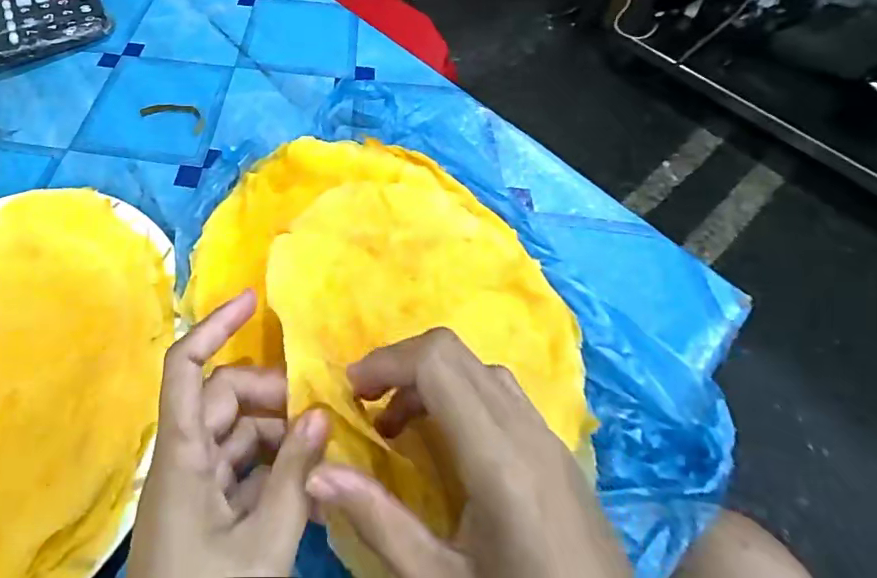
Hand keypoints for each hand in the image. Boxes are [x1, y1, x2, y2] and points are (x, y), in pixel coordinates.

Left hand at [129, 290, 330, 577]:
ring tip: (323, 452)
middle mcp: (184, 457)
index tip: (252, 301)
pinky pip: (242, 471)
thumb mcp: (262, 543)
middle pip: (223, 397)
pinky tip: (310, 485)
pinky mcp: (207, 513)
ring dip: (278, 435)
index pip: (186, 365)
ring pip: (236, 434)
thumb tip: (319, 413)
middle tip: (317, 412)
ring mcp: (195, 486)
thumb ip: (294, 476)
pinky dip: (273, 469)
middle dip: (269, 395)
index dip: (214, 325)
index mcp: (181, 451)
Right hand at [304, 328, 629, 577]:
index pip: (437, 361)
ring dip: (432, 380)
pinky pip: (503, 395)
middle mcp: (527, 431)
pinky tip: (448, 446)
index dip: (386, 361)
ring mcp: (550, 440)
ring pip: (480, 370)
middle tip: (367, 404)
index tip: (351, 390)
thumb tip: (315, 474)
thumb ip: (379, 522)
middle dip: (401, 365)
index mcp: (498, 457)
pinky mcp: (560, 455)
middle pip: (454, 353)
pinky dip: (461, 396)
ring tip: (400, 427)